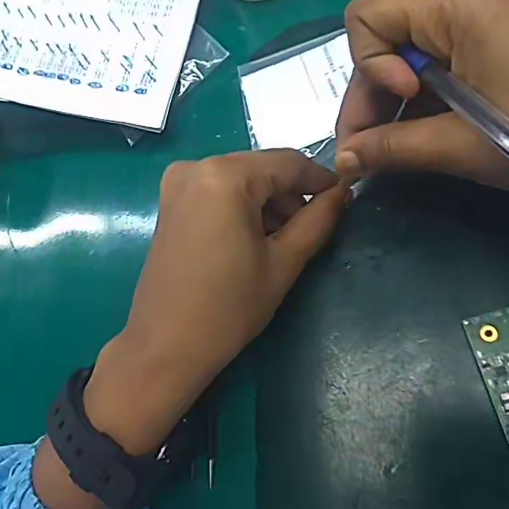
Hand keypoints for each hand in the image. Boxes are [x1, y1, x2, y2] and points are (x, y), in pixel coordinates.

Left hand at [34, 151, 349, 508]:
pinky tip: (251, 241)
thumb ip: (317, 220)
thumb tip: (340, 193)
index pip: (288, 163)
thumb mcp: (283, 263)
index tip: (343, 198)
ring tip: (281, 243)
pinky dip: (241, 207)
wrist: (165, 346)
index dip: (320, 179)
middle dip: (290, 195)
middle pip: (262, 168)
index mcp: (225, 176)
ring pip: (240, 179)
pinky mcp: (169, 202)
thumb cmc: (228, 308)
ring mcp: (177, 183)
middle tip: (309, 231)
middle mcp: (196, 167)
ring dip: (266, 202)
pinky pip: (218, 191)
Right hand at [335, 0, 508, 190]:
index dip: (366, 66)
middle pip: (383, 44)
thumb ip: (394, 148)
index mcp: (454, 7)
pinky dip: (424, 109)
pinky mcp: (498, 56)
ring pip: (409, 64)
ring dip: (393, 110)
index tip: (400, 103)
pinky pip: (441, 75)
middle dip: (369, 99)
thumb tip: (343, 160)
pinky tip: (425, 144)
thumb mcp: (464, 144)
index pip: (366, 17)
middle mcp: (463, 8)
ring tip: (394, 159)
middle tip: (368, 157)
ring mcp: (483, 31)